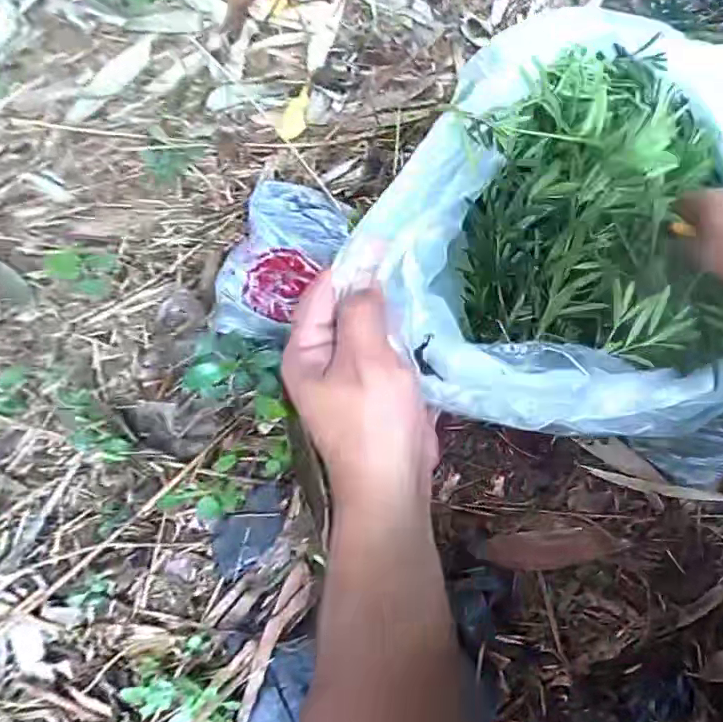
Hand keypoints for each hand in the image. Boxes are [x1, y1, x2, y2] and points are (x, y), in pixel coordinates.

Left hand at [282, 276, 437, 520]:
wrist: (392, 481)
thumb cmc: (375, 420)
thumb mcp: (368, 359)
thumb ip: (363, 314)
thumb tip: (364, 279)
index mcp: (305, 353)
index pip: (321, 295)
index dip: (348, 266)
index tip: (379, 240)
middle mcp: (321, 361)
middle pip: (342, 310)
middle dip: (367, 284)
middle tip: (398, 256)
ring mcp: (349, 377)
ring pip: (366, 330)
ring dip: (385, 308)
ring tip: (409, 280)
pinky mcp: (375, 390)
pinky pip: (384, 351)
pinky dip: (398, 333)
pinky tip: (417, 321)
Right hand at [676, 188, 722, 284]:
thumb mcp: (703, 256)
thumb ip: (684, 246)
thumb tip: (676, 239)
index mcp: (707, 197)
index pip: (680, 201)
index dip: (674, 219)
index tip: (676, 238)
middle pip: (703, 205)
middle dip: (697, 224)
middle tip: (696, 247)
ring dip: (717, 228)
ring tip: (718, 250)